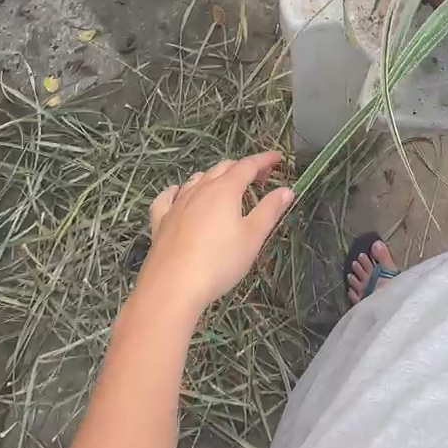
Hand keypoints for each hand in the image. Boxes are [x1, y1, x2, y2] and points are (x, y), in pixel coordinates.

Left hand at [132, 151, 294, 318]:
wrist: (172, 289)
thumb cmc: (219, 262)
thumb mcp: (252, 237)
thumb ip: (270, 210)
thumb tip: (287, 190)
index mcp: (225, 189)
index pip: (248, 165)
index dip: (264, 160)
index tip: (278, 158)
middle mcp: (200, 190)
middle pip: (223, 168)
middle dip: (243, 167)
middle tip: (259, 177)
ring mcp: (177, 205)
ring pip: (197, 179)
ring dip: (215, 177)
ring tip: (226, 186)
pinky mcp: (160, 222)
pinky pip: (168, 198)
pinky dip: (177, 191)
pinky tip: (178, 194)